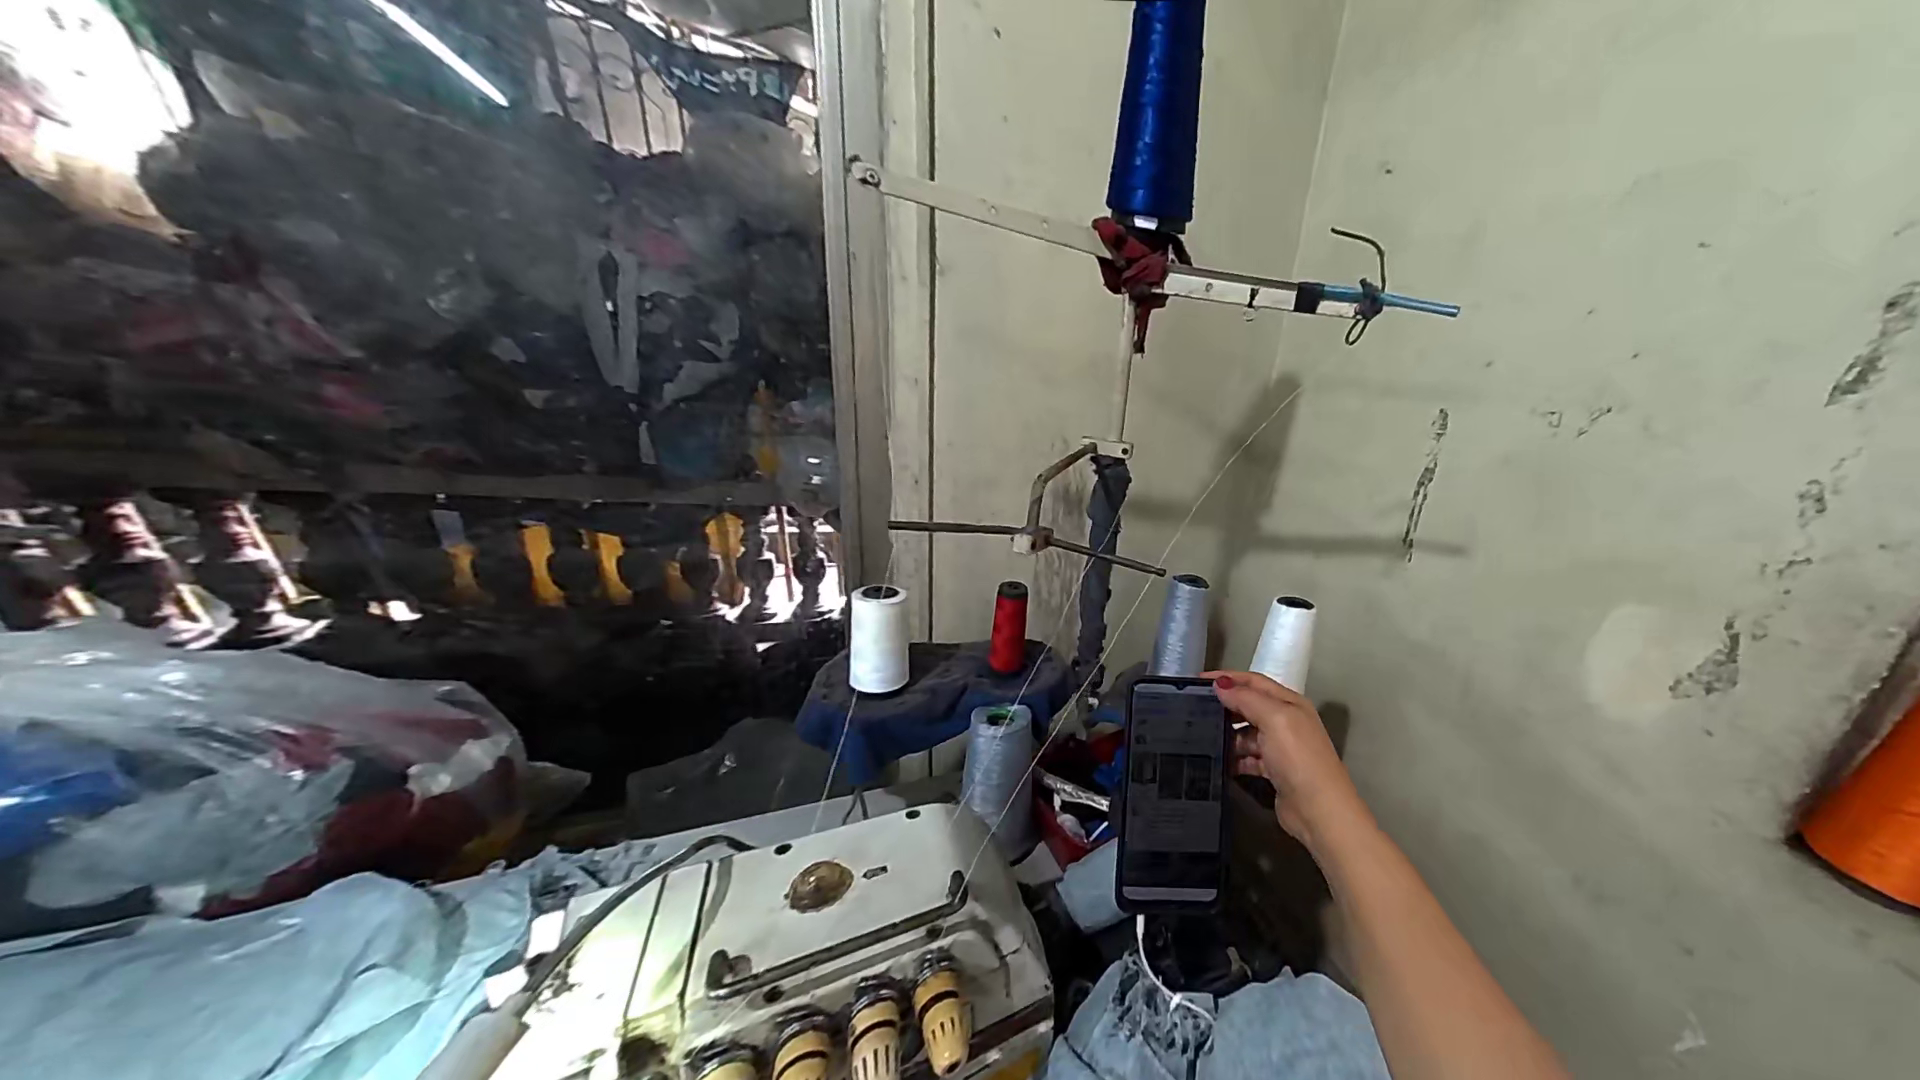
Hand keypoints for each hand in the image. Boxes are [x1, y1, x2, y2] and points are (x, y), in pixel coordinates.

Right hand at [1205, 670, 1370, 851]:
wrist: (1318, 811)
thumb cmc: (1299, 759)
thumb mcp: (1274, 719)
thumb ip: (1246, 699)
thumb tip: (1220, 685)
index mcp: (1290, 704)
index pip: (1254, 681)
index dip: (1227, 678)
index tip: (1198, 681)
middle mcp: (1286, 722)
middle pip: (1249, 705)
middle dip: (1225, 704)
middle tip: (1196, 707)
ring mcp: (1280, 747)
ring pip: (1245, 732)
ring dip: (1227, 733)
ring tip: (1203, 736)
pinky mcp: (1273, 770)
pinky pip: (1247, 757)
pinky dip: (1234, 757)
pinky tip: (1219, 760)